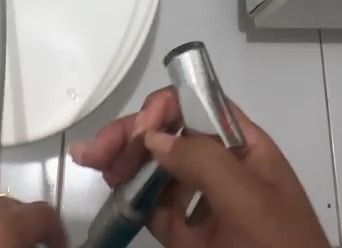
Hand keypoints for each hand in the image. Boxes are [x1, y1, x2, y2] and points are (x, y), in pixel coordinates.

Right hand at [70, 87, 330, 247]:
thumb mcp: (247, 200)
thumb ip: (203, 160)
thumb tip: (153, 136)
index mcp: (245, 148)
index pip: (201, 106)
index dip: (166, 108)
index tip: (140, 131)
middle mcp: (225, 170)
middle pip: (172, 136)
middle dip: (133, 134)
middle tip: (94, 151)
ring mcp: (208, 207)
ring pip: (159, 170)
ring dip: (127, 162)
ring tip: (94, 163)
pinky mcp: (194, 241)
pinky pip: (159, 211)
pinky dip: (135, 201)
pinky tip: (115, 197)